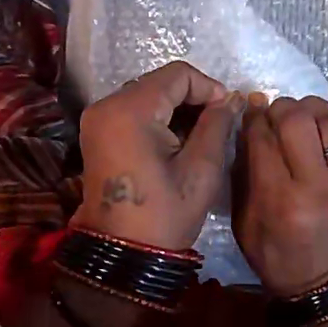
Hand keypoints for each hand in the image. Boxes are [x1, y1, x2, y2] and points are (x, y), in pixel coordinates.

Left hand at [73, 62, 241, 251]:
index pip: (177, 75)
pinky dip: (156, 119)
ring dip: (175, 109)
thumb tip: (232, 99)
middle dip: (192, 99)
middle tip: (216, 125)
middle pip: (159, 82)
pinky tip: (175, 143)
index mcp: (130, 110)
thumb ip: (217, 124)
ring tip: (198, 136)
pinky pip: (132, 112)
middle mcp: (106, 106)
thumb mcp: (200, 169)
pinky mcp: (96, 134)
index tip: (228, 112)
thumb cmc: (164, 213)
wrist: (122, 252)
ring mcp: (97, 120)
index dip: (209, 87)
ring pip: (146, 96)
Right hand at [233, 94, 327, 295]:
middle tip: (275, 112)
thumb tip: (247, 130)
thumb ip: (244, 174)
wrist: (326, 282)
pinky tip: (320, 138)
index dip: (254, 118)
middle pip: (298, 121)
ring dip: (312, 111)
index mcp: (278, 199)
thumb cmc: (275, 255)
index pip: (263, 139)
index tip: (251, 111)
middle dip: (281, 108)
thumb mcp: (244, 222)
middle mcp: (315, 184)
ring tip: (301, 118)